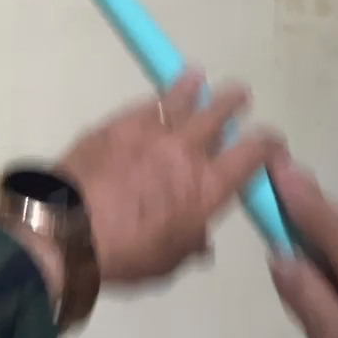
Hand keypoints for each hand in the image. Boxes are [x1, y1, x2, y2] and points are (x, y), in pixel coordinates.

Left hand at [57, 70, 281, 285]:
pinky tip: (154, 97)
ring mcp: (146, 133)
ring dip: (191, 88)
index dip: (267, 144)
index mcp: (207, 187)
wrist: (67, 227)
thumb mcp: (171, 260)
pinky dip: (152, 99)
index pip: (251, 155)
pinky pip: (140, 105)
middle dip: (230, 103)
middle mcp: (184, 152)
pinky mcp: (112, 126)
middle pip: (216, 116)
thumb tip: (199, 238)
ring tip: (197, 77)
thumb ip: (190, 241)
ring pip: (176, 101)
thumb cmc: (125, 253)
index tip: (270, 140)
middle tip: (238, 93)